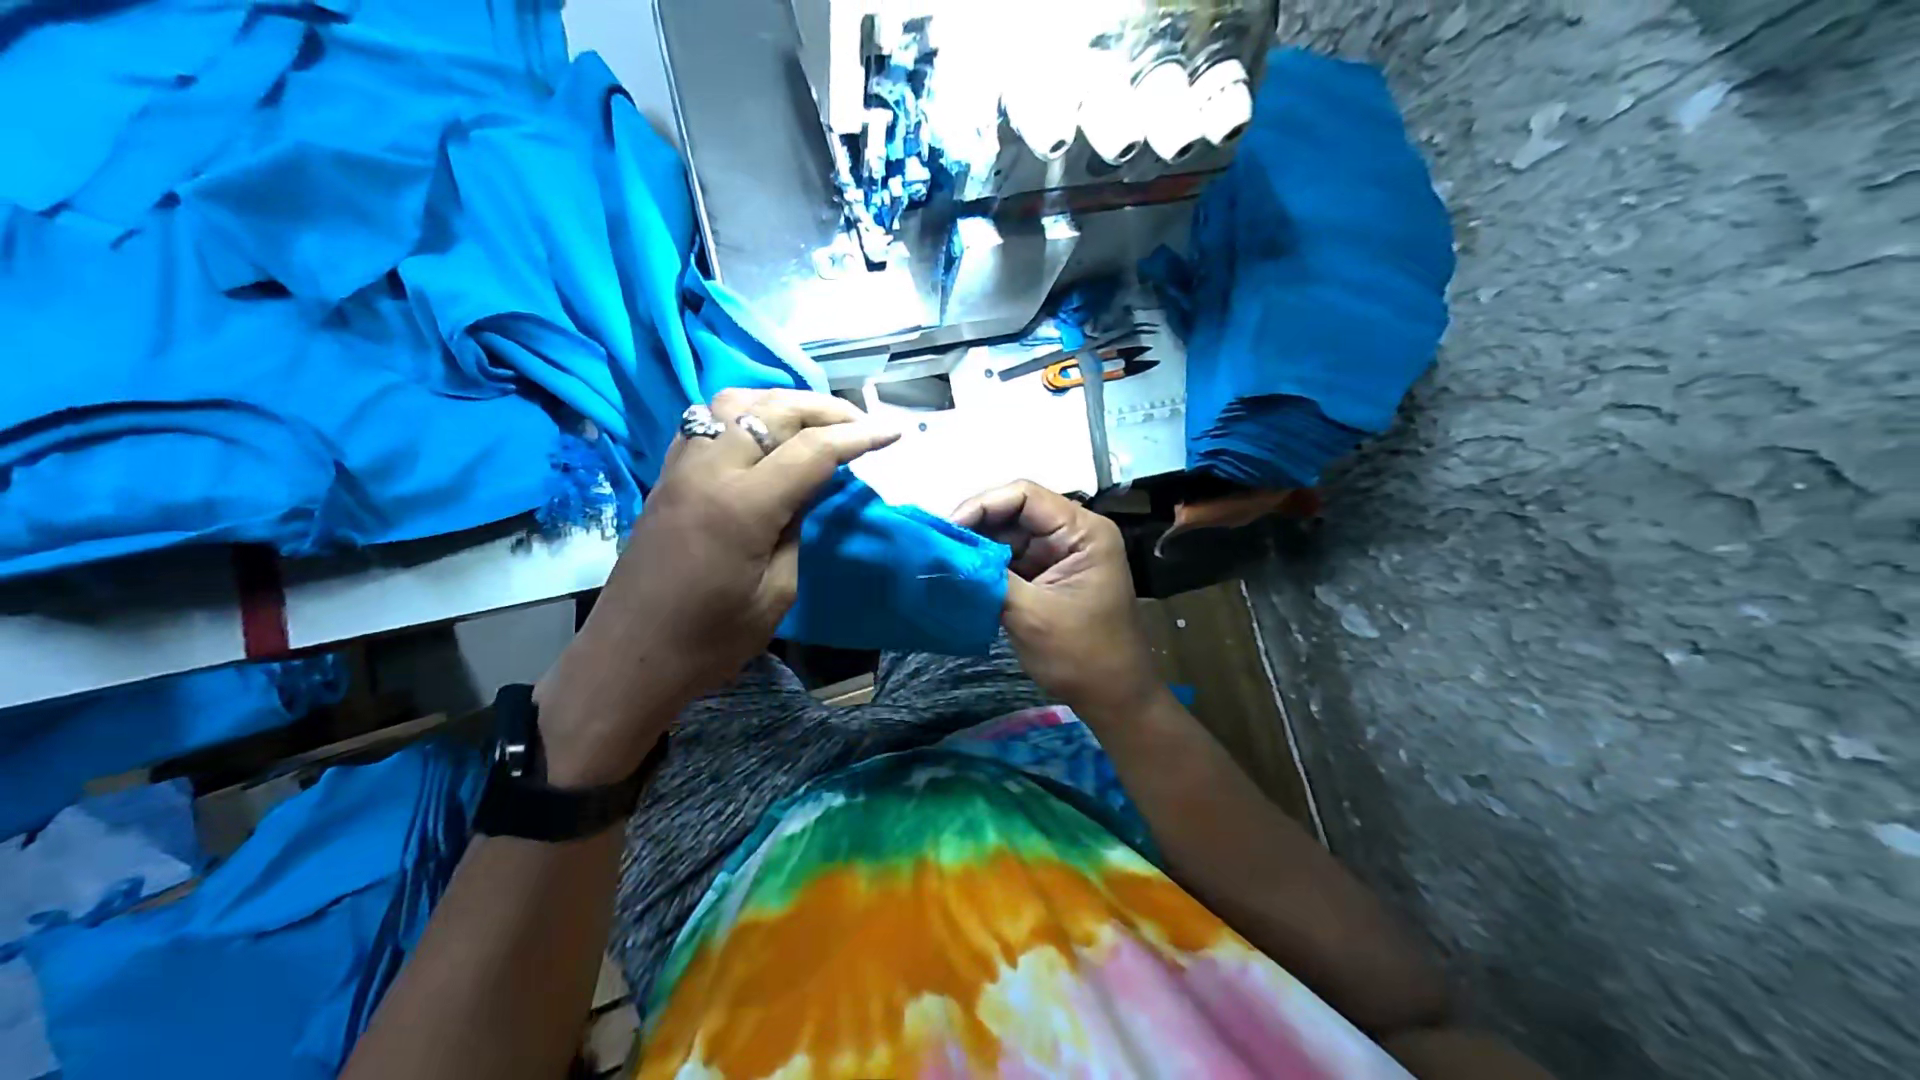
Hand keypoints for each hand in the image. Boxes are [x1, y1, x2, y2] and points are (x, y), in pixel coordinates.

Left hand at [536, 389, 898, 784]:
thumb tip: (807, 490)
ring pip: (735, 402)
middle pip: (775, 410)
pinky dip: (743, 412)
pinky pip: (705, 420)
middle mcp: (709, 470)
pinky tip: (761, 430)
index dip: (859, 437)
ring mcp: (681, 467)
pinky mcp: (666, 475)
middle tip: (862, 423)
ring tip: (814, 419)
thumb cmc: (711, 641)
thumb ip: (795, 529)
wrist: (631, 657)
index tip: (893, 432)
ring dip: (781, 401)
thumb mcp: (776, 593)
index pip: (812, 449)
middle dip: (826, 410)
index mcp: (743, 505)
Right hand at [951, 480, 1161, 717]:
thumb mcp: (1031, 614)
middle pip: (1015, 512)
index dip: (982, 505)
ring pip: (1010, 536)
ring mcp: (1061, 556)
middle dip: (977, 527)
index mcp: (1083, 532)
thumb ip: (988, 578)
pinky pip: (1012, 560)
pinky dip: (987, 566)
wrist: (1114, 698)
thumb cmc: (1082, 655)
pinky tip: (962, 575)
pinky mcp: (1049, 577)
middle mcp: (1073, 534)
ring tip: (944, 560)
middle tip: (939, 547)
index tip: (949, 530)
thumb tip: (944, 556)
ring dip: (978, 548)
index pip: (1025, 496)